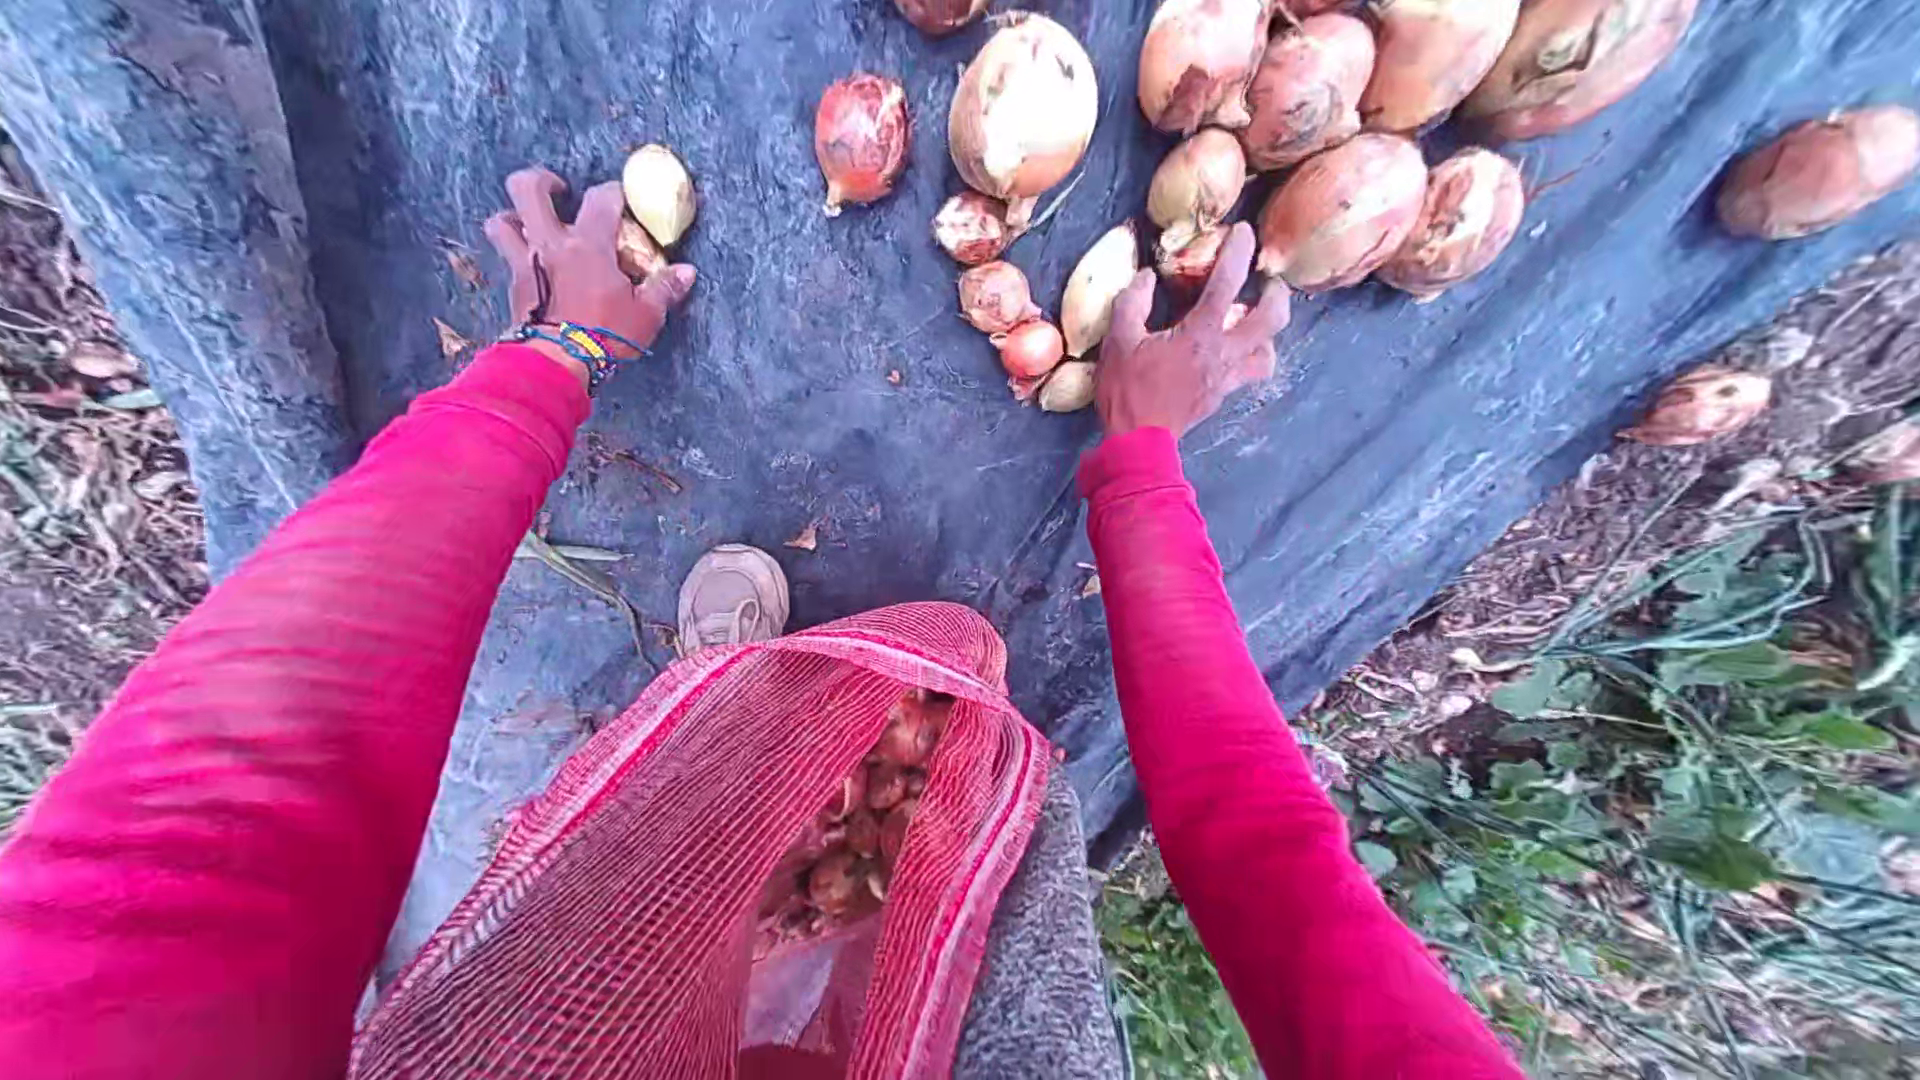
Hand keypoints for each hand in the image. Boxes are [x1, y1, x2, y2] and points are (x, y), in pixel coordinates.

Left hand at [483, 167, 695, 388]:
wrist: (560, 360)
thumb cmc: (607, 334)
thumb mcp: (647, 314)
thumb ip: (665, 288)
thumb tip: (687, 271)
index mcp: (589, 245)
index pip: (600, 200)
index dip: (613, 192)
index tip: (621, 196)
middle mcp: (551, 243)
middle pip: (527, 189)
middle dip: (540, 181)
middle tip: (558, 189)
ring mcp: (526, 261)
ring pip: (503, 220)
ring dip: (514, 216)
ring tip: (532, 225)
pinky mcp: (514, 284)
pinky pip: (505, 254)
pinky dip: (515, 251)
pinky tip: (531, 263)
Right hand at [1097, 222, 1290, 437]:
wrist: (1136, 441)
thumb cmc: (1126, 391)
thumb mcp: (1118, 341)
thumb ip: (1132, 303)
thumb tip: (1147, 276)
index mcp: (1200, 334)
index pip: (1228, 282)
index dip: (1238, 251)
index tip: (1244, 232)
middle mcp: (1223, 354)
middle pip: (1272, 318)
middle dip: (1276, 294)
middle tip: (1265, 282)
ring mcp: (1225, 379)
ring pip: (1267, 352)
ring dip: (1266, 332)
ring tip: (1252, 322)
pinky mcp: (1219, 397)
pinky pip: (1248, 374)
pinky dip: (1248, 358)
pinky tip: (1231, 355)